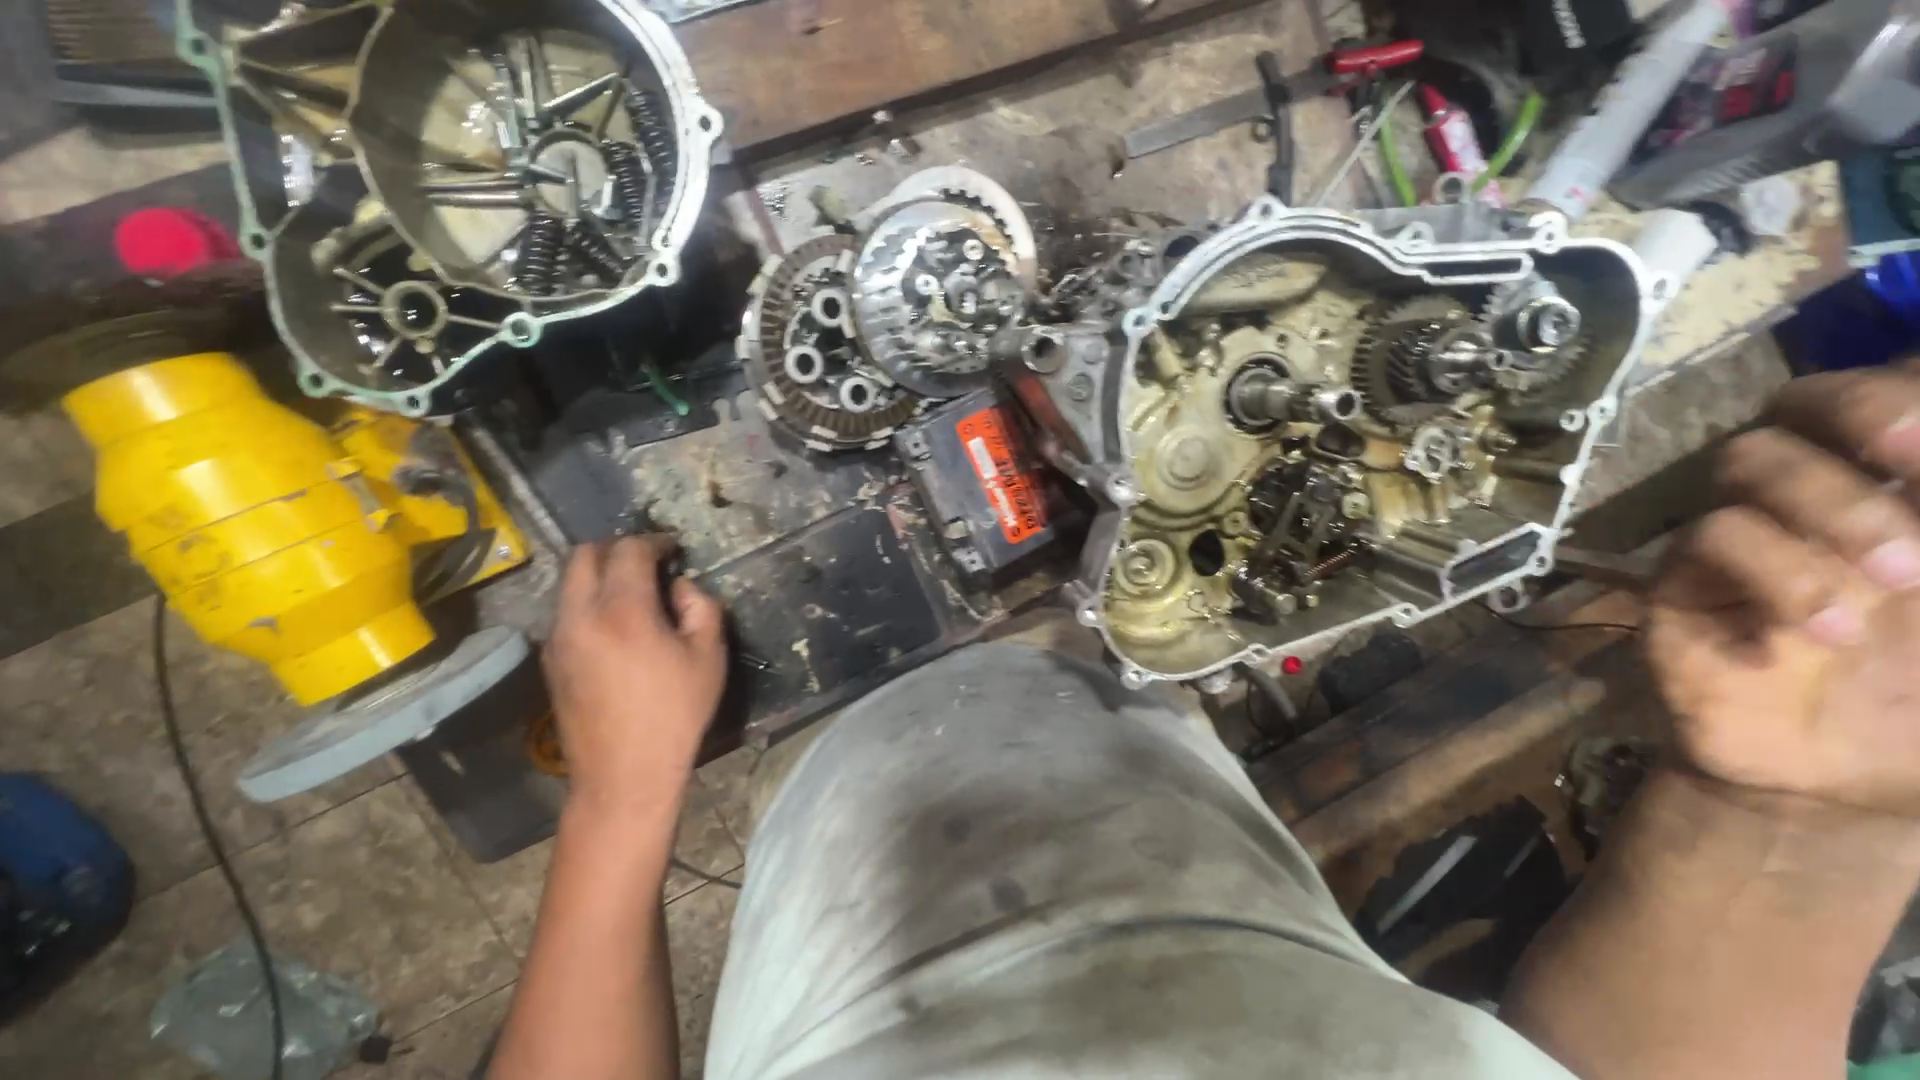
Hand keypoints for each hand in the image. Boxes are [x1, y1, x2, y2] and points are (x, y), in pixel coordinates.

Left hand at [542, 535, 727, 817]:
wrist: (623, 774)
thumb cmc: (675, 714)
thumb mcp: (708, 657)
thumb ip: (701, 607)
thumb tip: (680, 587)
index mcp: (622, 610)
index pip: (629, 550)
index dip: (655, 542)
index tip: (674, 550)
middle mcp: (580, 615)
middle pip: (584, 555)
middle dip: (617, 549)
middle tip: (648, 564)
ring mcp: (558, 638)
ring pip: (569, 583)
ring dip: (599, 576)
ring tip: (632, 596)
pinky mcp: (550, 660)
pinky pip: (565, 612)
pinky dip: (588, 603)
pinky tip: (615, 629)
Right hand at [1648, 365, 1919, 817]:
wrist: (1838, 785)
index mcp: (1899, 492)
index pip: (1889, 393)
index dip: (1906, 389)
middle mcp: (1820, 495)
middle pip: (1807, 400)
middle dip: (1865, 410)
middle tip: (1910, 452)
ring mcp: (1746, 533)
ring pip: (1751, 458)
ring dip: (1832, 506)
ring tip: (1897, 580)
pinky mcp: (1683, 578)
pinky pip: (1714, 537)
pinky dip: (1779, 573)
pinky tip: (1827, 629)